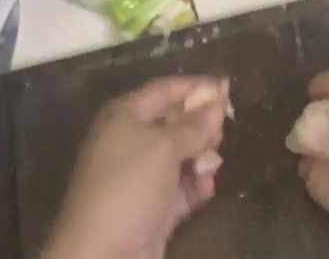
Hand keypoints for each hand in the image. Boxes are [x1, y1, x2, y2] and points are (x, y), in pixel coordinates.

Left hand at [41, 76, 229, 258]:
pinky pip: (179, 188)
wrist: (101, 256)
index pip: (164, 90)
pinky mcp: (150, 208)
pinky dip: (194, 186)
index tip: (227, 87)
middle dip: (200, 126)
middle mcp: (131, 141)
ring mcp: (140, 177)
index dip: (195, 87)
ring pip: (179, 156)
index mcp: (125, 116)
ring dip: (200, 158)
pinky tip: (206, 189)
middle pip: (173, 123)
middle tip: (222, 132)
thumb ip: (193, 125)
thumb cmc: (129, 186)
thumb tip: (217, 103)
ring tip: (212, 165)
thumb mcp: (163, 148)